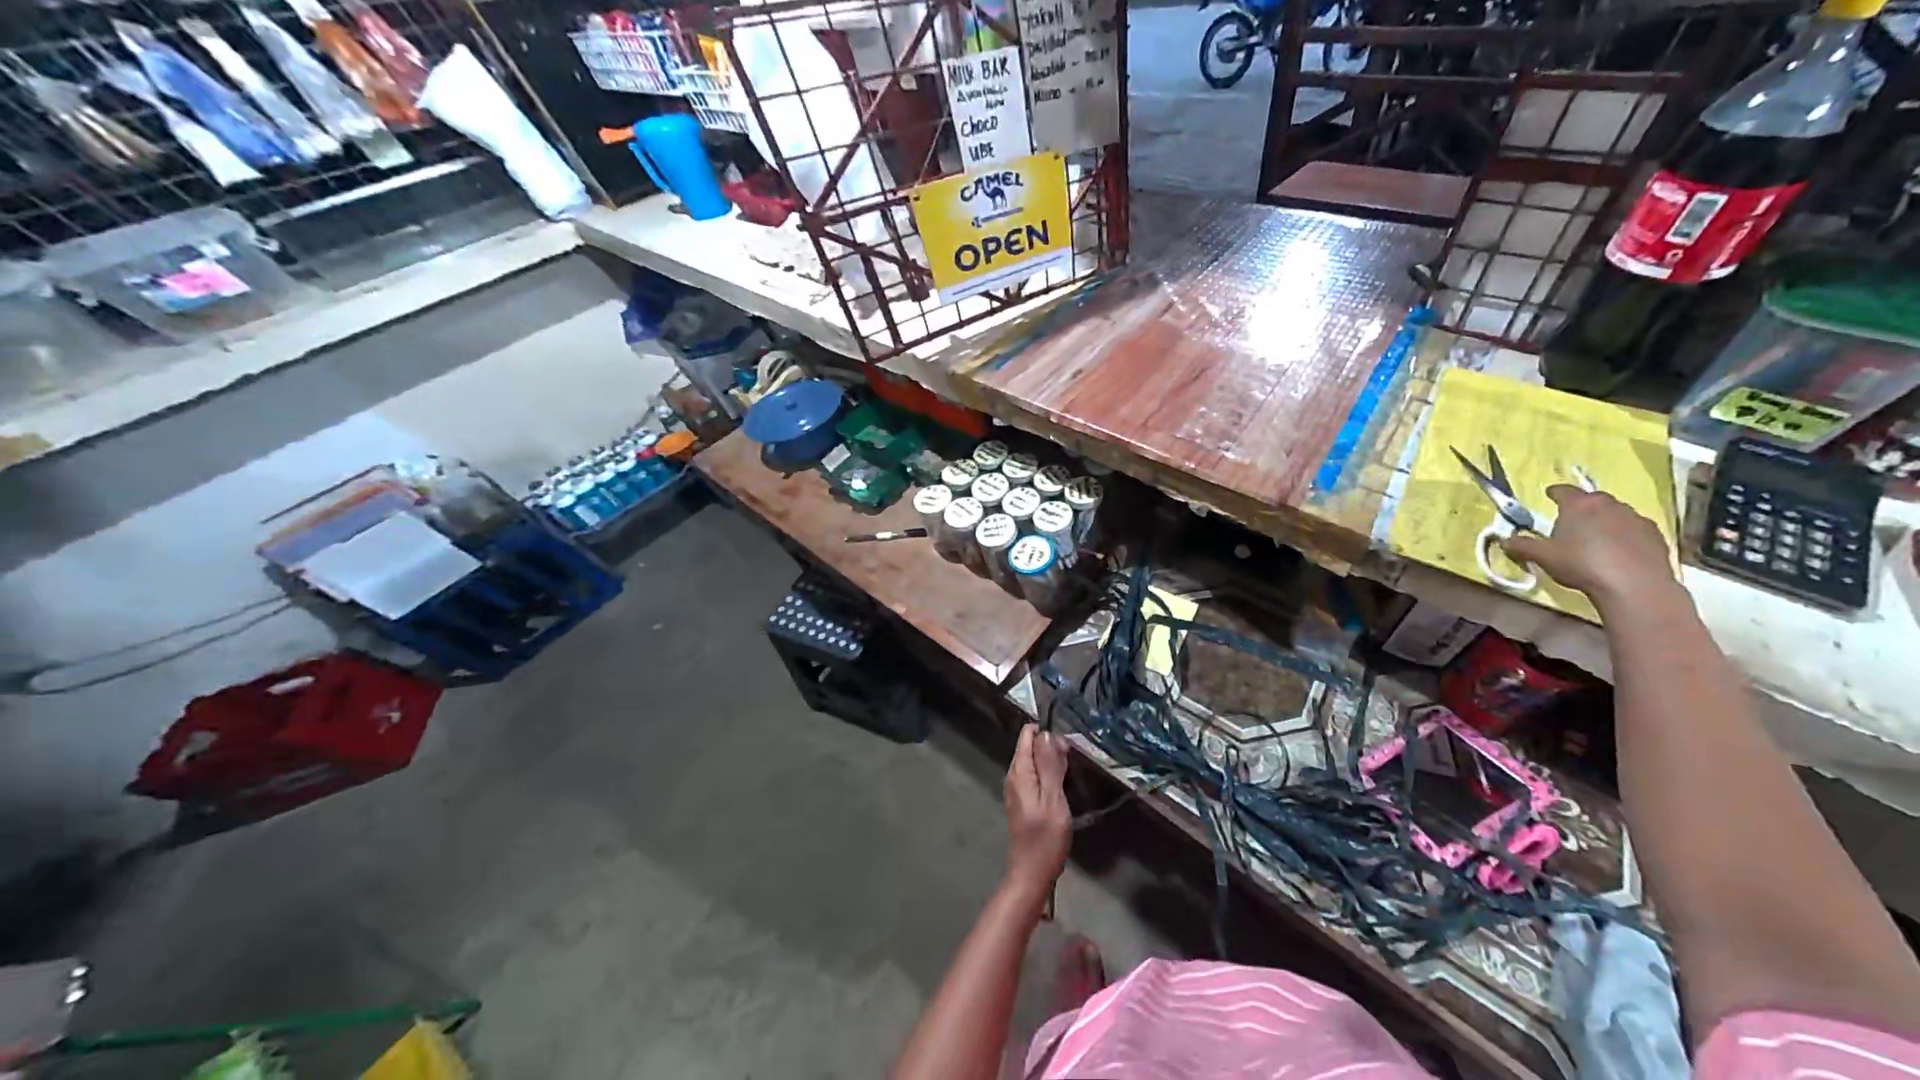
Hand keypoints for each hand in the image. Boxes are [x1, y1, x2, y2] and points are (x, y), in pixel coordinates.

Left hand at [1003, 725, 1070, 903]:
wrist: (1031, 874)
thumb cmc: (1045, 838)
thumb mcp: (1053, 799)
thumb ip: (1050, 765)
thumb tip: (1048, 733)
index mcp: (1019, 772)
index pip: (1027, 735)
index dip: (1047, 731)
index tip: (1067, 739)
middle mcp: (1013, 776)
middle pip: (1029, 747)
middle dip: (1051, 745)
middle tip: (1075, 755)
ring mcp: (1016, 789)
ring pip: (1033, 761)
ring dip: (1051, 760)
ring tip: (1073, 765)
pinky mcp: (1023, 801)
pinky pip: (1034, 776)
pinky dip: (1048, 774)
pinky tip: (1063, 783)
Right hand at [1504, 485, 1674, 608]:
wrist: (1634, 585)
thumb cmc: (1581, 564)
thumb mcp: (1542, 557)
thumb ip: (1522, 546)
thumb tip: (1505, 540)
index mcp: (1579, 505)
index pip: (1564, 491)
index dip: (1554, 492)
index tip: (1549, 494)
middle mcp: (1609, 505)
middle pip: (1593, 499)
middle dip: (1582, 506)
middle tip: (1571, 519)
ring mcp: (1636, 519)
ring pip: (1616, 512)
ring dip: (1605, 519)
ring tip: (1596, 537)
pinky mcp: (1655, 535)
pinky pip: (1635, 528)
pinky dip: (1625, 533)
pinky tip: (1619, 550)